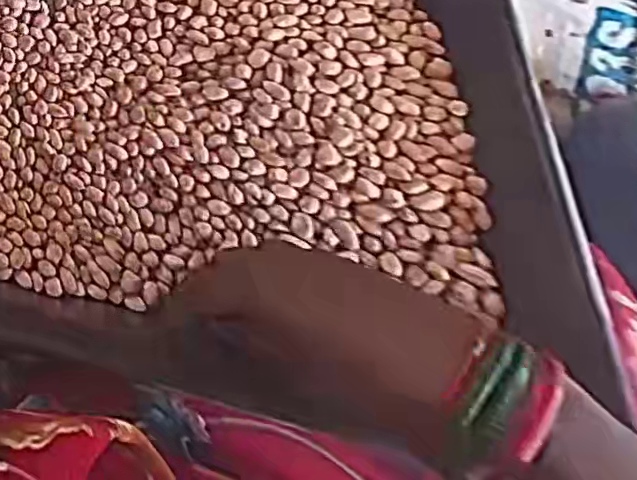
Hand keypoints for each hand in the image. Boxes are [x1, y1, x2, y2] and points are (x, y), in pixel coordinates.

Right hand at [164, 243, 486, 456]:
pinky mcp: (330, 259)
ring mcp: (300, 253)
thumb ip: (244, 344)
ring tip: (242, 317)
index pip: (191, 292)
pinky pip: (279, 265)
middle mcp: (264, 256)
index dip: (178, 313)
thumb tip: (217, 333)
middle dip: (205, 295)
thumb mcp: (295, 375)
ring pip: (247, 264)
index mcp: (247, 281)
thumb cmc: (370, 383)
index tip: (171, 329)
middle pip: (215, 271)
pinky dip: (268, 282)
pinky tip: (282, 309)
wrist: (466, 375)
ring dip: (237, 286)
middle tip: (202, 324)